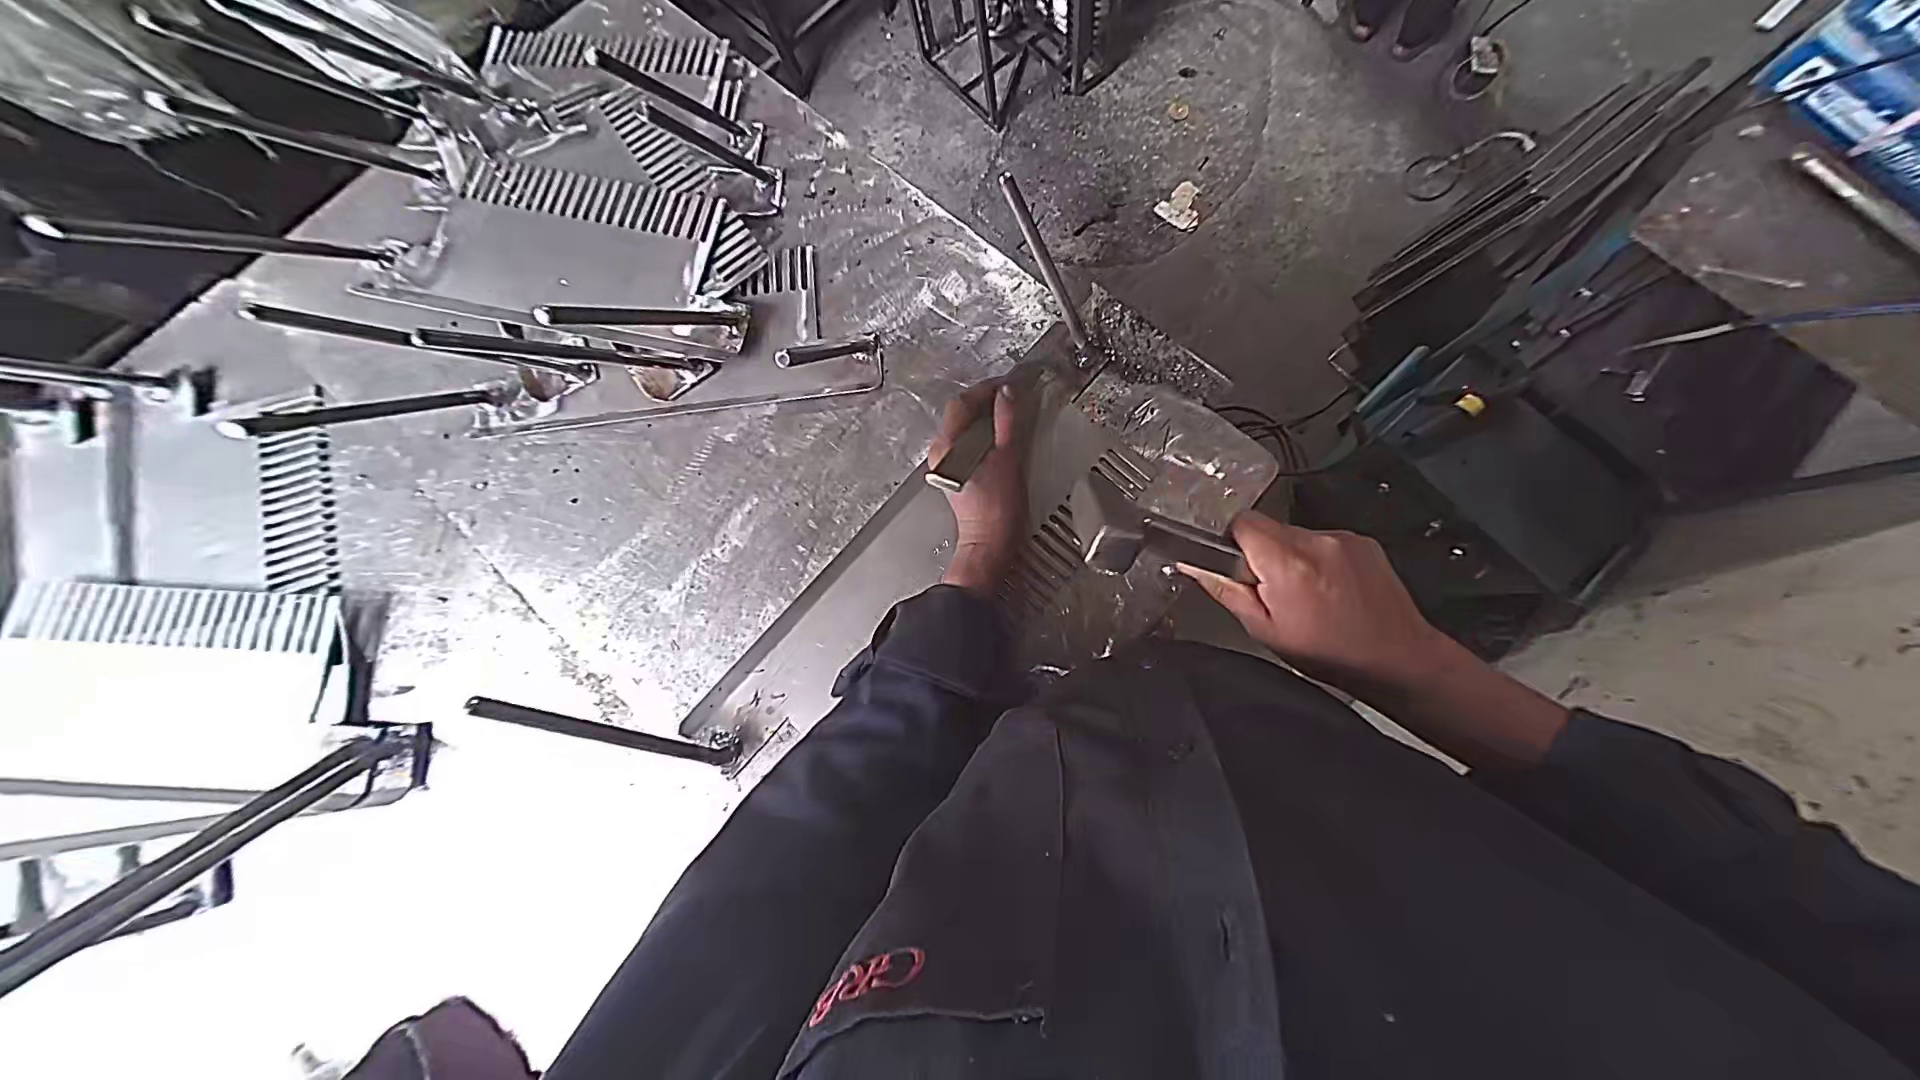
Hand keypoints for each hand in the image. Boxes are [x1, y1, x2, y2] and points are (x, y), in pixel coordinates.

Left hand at [929, 379, 1029, 594]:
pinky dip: (985, 434)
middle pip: (961, 413)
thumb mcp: (1010, 458)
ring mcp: (947, 464)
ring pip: (965, 428)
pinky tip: (1003, 437)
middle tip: (1012, 397)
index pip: (963, 402)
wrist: (991, 544)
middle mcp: (942, 453)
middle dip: (987, 401)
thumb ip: (1008, 421)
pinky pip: (968, 443)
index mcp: (949, 447)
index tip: (1007, 386)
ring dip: (987, 417)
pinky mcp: (957, 474)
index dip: (986, 389)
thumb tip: (1008, 394)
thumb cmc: (997, 511)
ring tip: (1011, 414)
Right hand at [1179, 512, 1451, 688]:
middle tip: (1271, 590)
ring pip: (1293, 534)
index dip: (1231, 542)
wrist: (1396, 658)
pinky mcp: (1361, 542)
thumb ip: (1225, 590)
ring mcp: (1343, 539)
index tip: (1235, 566)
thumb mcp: (1263, 629)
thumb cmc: (1330, 652)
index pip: (1241, 522)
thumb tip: (1193, 566)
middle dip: (1259, 553)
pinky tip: (1326, 589)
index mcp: (1288, 563)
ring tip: (1304, 594)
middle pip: (1267, 527)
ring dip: (1287, 556)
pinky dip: (1314, 559)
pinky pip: (1320, 540)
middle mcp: (1317, 542)